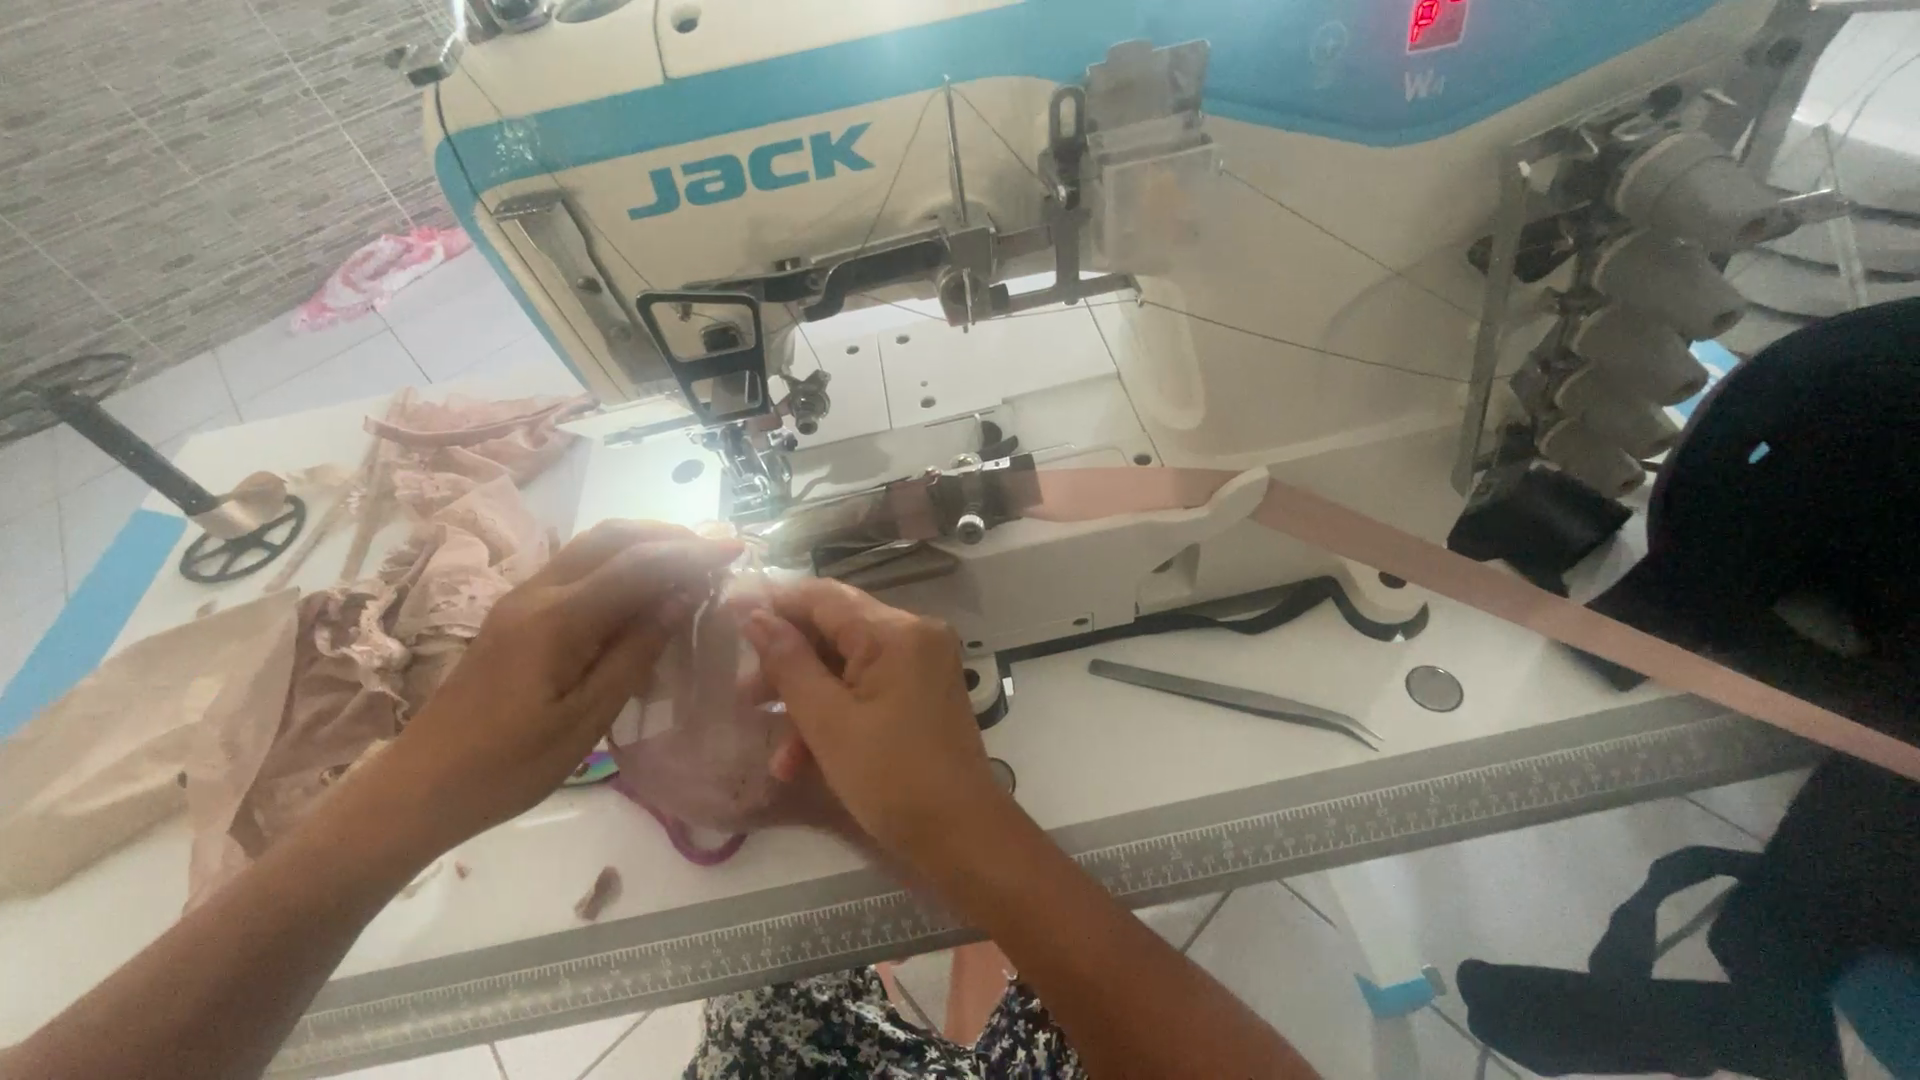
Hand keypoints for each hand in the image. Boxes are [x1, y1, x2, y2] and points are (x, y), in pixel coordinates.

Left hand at [360, 521, 743, 854]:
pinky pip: (578, 571)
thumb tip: (681, 598)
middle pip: (610, 537)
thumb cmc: (507, 765)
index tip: (736, 551)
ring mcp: (521, 601)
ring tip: (690, 562)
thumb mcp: (585, 720)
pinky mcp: (516, 616)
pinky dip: (621, 565)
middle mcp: (537, 594)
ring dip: (644, 544)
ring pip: (591, 548)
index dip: (690, 553)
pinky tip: (645, 591)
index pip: (637, 565)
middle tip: (716, 551)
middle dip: (668, 535)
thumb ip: (634, 653)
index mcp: (557, 620)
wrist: (419, 787)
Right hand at [739, 580, 1006, 866]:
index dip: (773, 604)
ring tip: (775, 745)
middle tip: (744, 695)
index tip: (728, 617)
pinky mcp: (923, 690)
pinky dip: (837, 712)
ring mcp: (923, 662)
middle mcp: (915, 634)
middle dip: (788, 663)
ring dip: (808, 698)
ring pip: (848, 663)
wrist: (960, 834)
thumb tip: (755, 617)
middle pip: (835, 628)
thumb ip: (788, 663)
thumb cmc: (890, 778)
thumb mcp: (827, 722)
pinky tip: (803, 759)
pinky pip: (869, 685)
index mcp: (896, 631)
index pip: (823, 597)